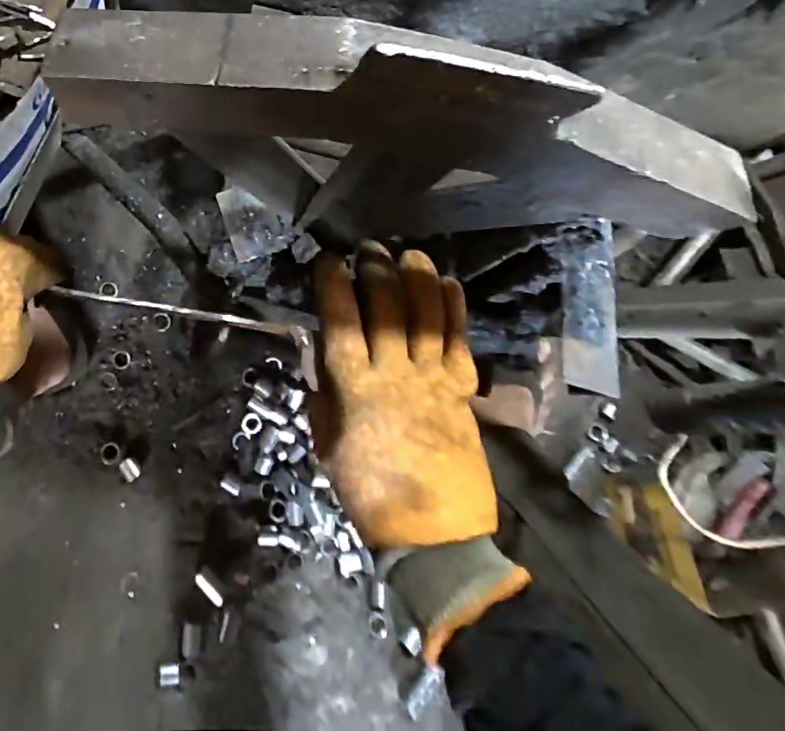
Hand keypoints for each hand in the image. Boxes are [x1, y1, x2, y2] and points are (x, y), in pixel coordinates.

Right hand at [314, 243, 496, 548]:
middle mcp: (394, 374)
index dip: (333, 284)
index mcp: (353, 390)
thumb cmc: (371, 495)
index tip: (328, 261)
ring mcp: (432, 378)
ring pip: (425, 314)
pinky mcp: (462, 388)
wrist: (435, 535)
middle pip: (385, 307)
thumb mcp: (328, 446)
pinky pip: (459, 338)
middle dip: (376, 269)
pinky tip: (448, 284)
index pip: (340, 322)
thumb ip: (324, 395)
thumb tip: (322, 354)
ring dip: (417, 277)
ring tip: (410, 254)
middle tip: (370, 249)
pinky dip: (454, 307)